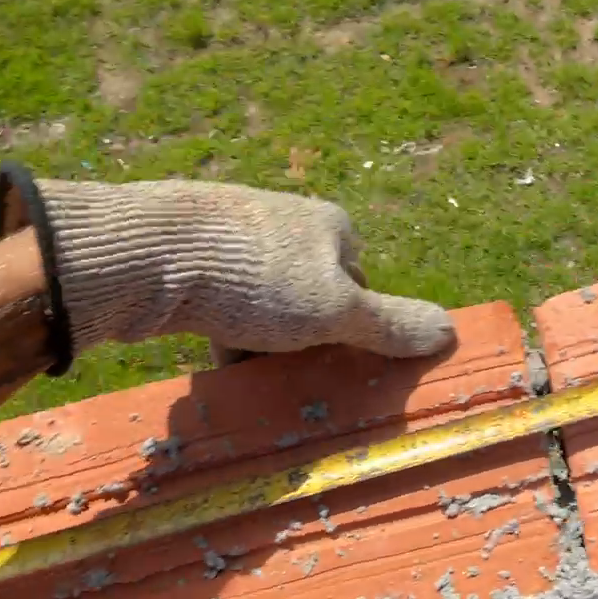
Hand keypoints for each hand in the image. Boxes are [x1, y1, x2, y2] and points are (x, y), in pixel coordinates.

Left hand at [0, 165, 455, 364]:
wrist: (145, 255)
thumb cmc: (256, 280)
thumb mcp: (337, 310)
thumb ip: (391, 325)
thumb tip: (452, 330)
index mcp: (333, 227)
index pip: (363, 288)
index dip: (355, 330)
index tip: (336, 360)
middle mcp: (291, 224)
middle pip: (316, 301)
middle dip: (308, 340)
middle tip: (295, 374)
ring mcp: (241, 236)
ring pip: (271, 308)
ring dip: (268, 344)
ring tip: (254, 370)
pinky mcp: (199, 254)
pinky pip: (231, 305)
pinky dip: (231, 335)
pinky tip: (221, 356)